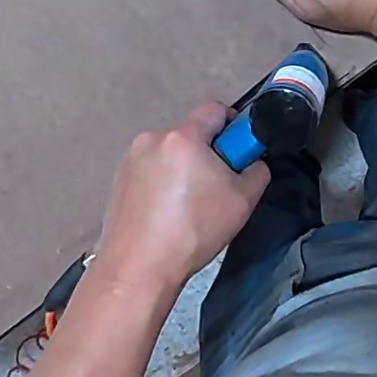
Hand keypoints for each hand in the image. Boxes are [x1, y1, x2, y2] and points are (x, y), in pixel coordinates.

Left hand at [95, 103, 269, 291]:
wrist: (138, 267)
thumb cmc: (192, 231)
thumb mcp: (243, 201)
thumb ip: (256, 171)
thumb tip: (252, 162)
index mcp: (183, 137)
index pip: (215, 109)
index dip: (235, 127)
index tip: (240, 152)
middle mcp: (154, 138)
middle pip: (192, 133)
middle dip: (209, 153)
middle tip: (218, 186)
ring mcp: (132, 157)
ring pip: (171, 152)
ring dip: (185, 167)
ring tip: (190, 205)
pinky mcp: (119, 177)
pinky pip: (151, 167)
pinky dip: (163, 181)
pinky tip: (167, 212)